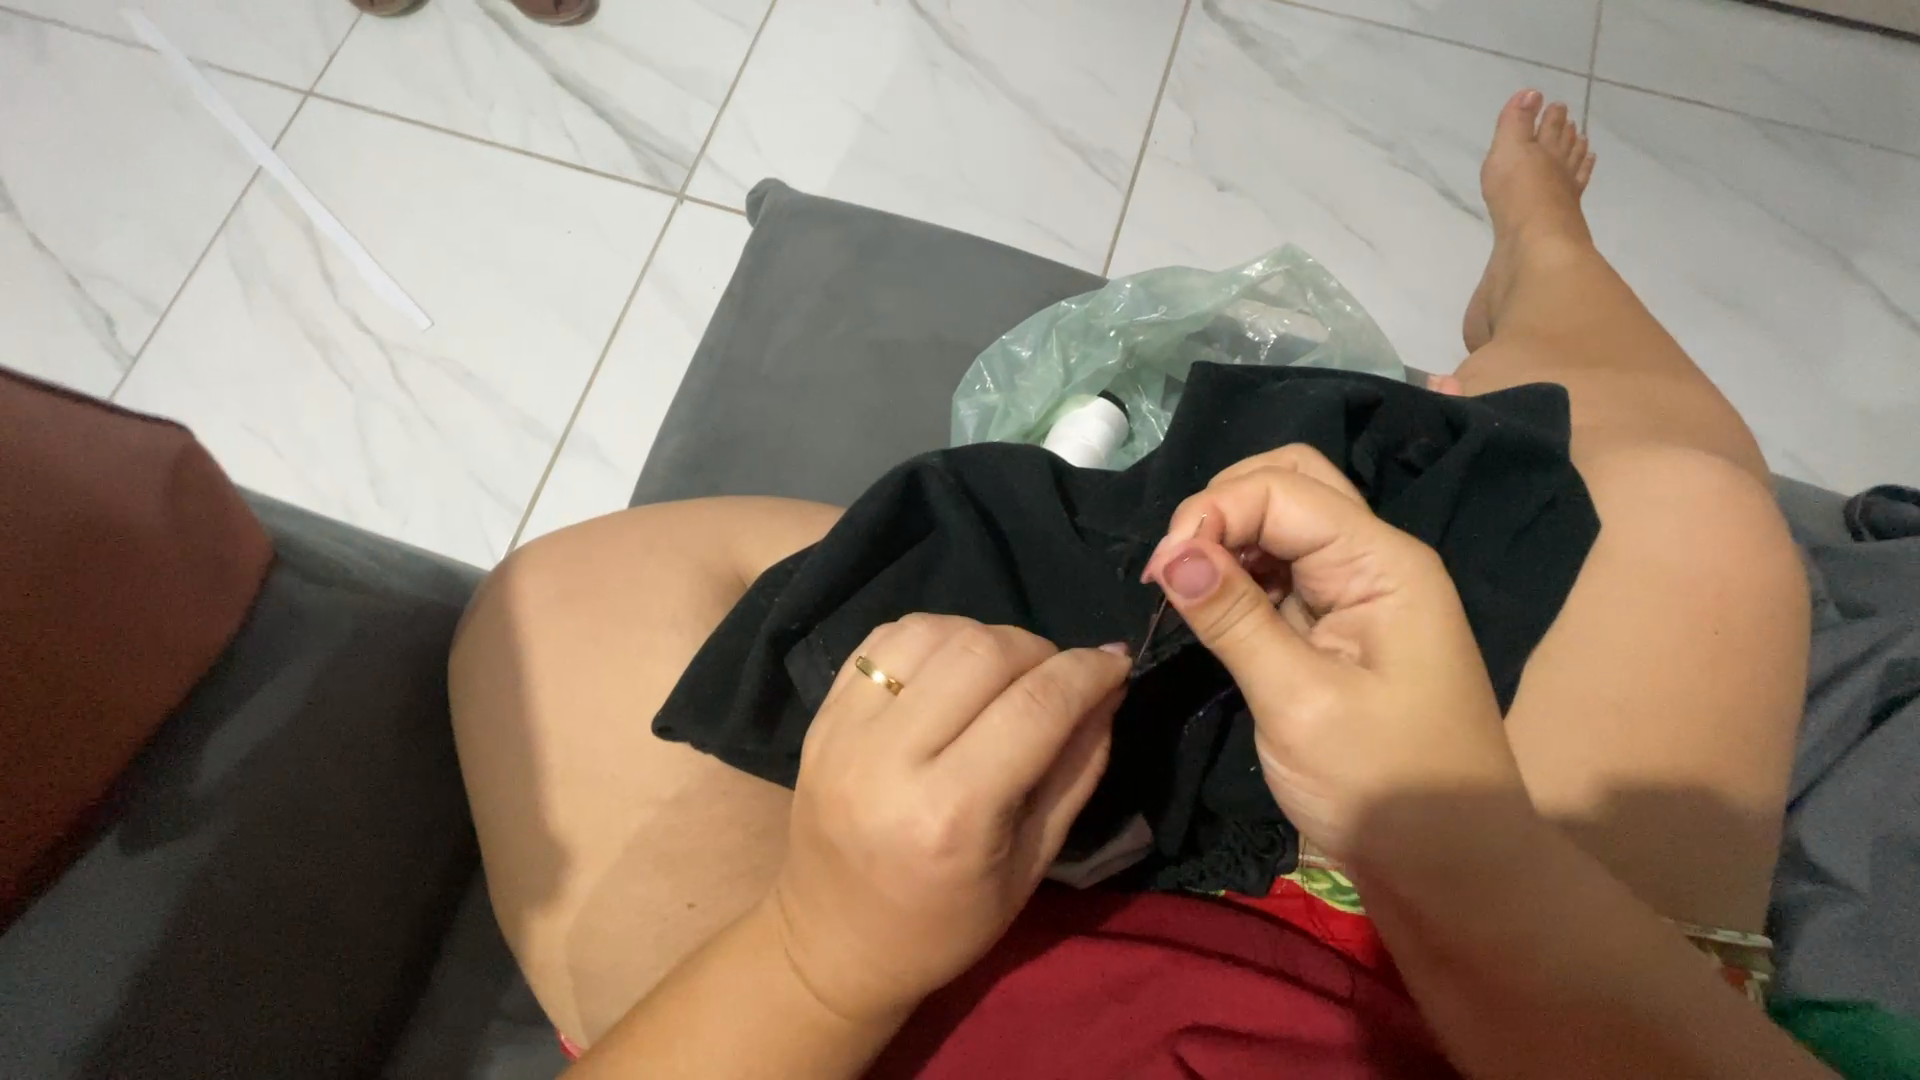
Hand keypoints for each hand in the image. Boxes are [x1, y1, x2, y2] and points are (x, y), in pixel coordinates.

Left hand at [766, 614, 1129, 1024]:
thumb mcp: (1030, 864)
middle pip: (982, 653)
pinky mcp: (822, 716)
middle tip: (1055, 679)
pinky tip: (950, 667)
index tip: (1115, 664)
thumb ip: (1077, 770)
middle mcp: (889, 760)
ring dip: (985, 638)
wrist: (830, 941)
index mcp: (951, 816)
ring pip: (933, 631)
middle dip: (1038, 651)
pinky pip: (885, 639)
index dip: (1087, 673)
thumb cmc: (942, 924)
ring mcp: (844, 731)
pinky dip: (933, 636)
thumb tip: (1108, 690)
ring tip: (1002, 672)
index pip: (1035, 708)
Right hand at [1139, 445, 1528, 864]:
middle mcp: (1372, 557)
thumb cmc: (1382, 784)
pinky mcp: (1333, 618)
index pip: (1281, 490)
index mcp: (1380, 563)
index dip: (1211, 514)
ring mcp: (1354, 587)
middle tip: (1175, 564)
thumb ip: (1233, 618)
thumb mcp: (1298, 701)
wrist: (1446, 865)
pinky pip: (1278, 565)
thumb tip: (1171, 554)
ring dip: (1225, 534)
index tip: (1159, 573)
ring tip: (1184, 583)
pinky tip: (1209, 600)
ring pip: (1281, 516)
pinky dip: (1235, 568)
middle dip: (1220, 505)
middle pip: (1289, 480)